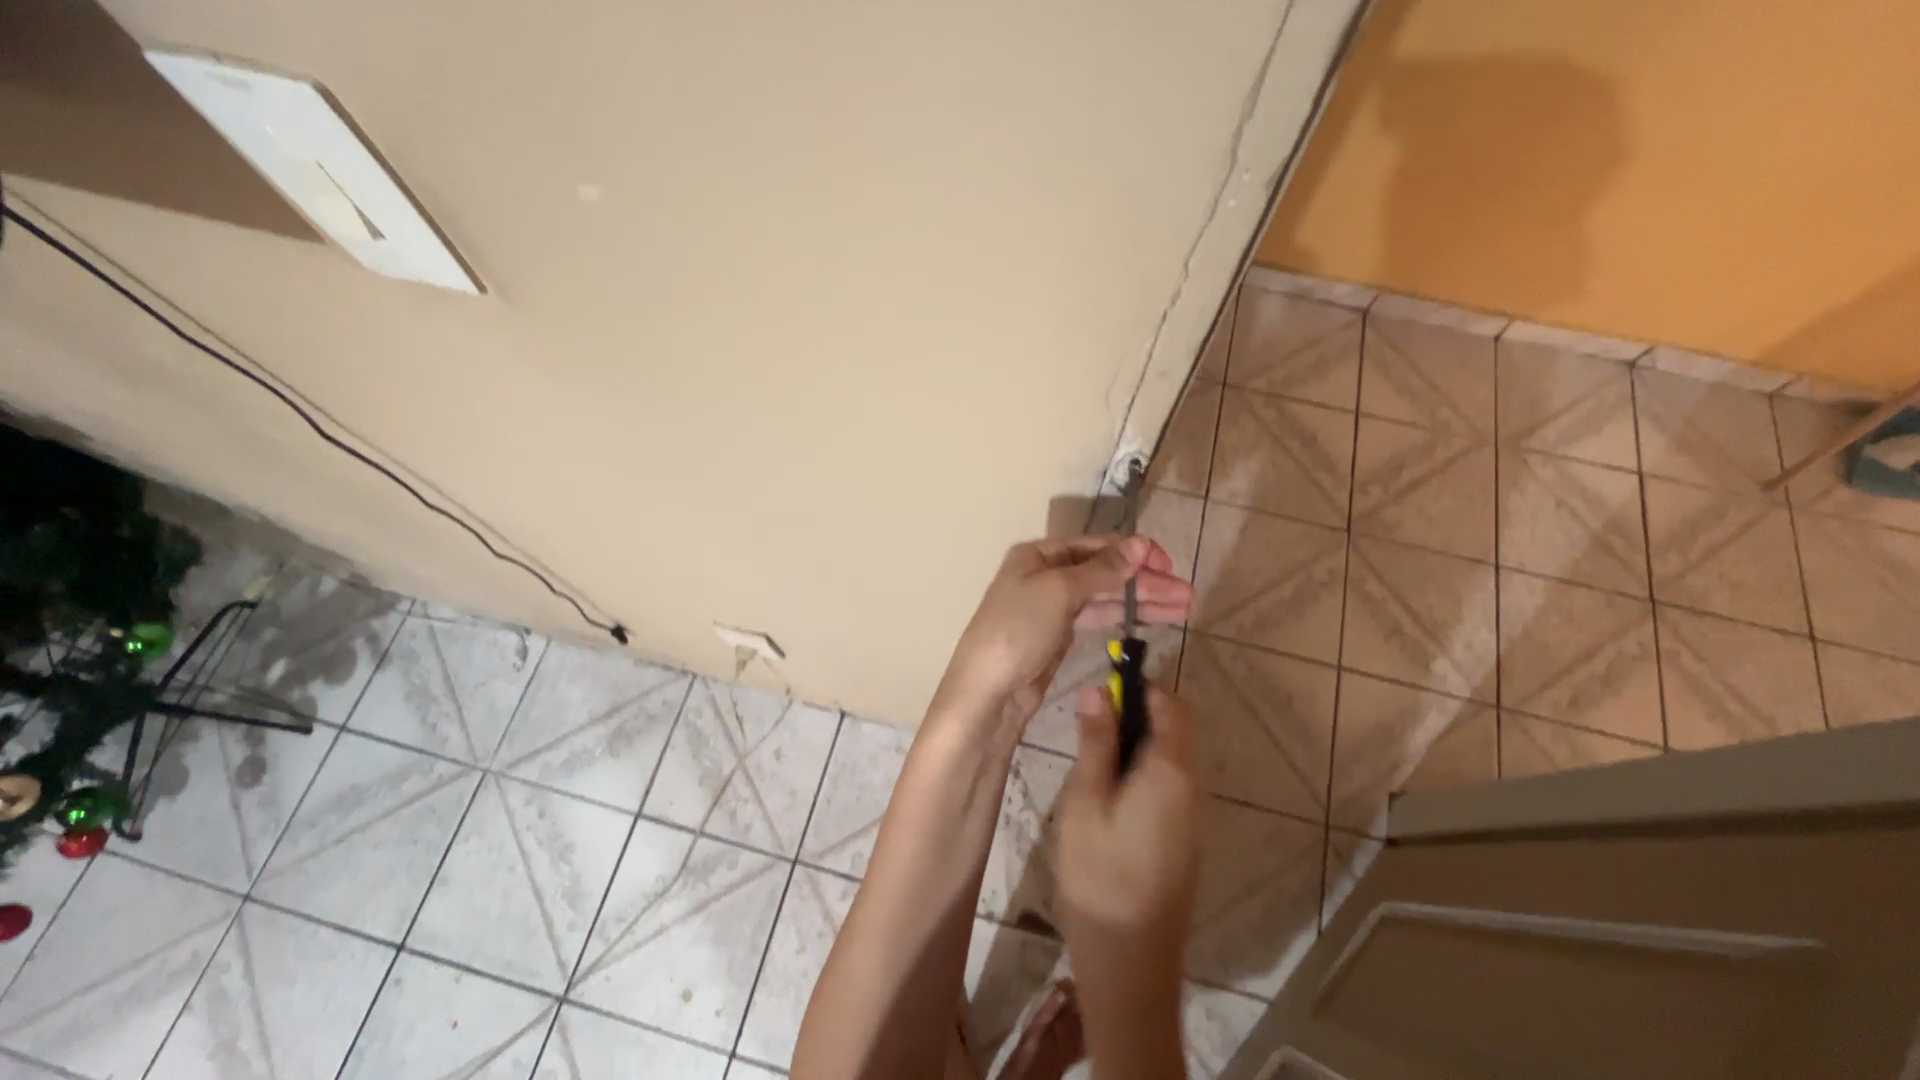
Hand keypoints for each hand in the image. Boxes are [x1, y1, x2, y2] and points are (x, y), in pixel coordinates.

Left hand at [935, 536, 1192, 722]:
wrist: (987, 692)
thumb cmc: (1017, 631)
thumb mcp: (1059, 592)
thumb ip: (1102, 569)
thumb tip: (1141, 544)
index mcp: (1039, 555)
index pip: (1097, 546)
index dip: (1135, 553)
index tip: (1171, 566)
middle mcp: (1045, 575)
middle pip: (1105, 572)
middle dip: (1147, 582)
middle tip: (1189, 596)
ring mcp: (1052, 607)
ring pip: (1106, 598)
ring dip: (1143, 602)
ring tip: (1185, 610)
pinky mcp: (1058, 637)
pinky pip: (1098, 619)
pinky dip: (1125, 618)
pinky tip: (1152, 620)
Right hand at [1054, 682, 1198, 956]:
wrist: (1130, 957)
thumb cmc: (1100, 873)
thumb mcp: (1084, 801)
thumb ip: (1095, 743)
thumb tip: (1098, 691)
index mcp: (1171, 770)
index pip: (1171, 704)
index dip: (1139, 686)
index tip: (1100, 690)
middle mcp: (1193, 786)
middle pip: (1177, 728)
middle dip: (1138, 713)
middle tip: (1089, 728)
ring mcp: (1193, 815)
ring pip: (1173, 757)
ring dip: (1138, 744)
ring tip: (1091, 762)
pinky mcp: (1184, 838)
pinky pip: (1170, 784)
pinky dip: (1144, 772)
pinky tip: (1108, 797)